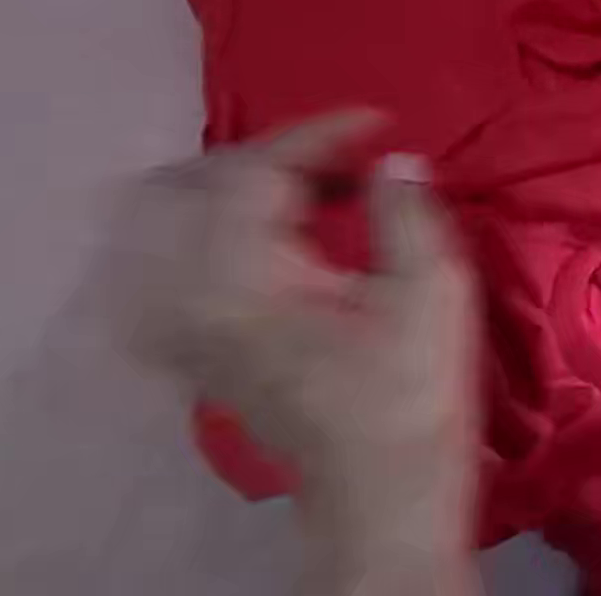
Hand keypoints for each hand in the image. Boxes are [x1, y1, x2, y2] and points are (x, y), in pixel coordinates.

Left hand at [121, 112, 478, 595]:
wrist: (384, 479)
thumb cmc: (415, 382)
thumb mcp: (434, 286)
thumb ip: (409, 211)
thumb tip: (398, 161)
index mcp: (239, 285)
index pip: (251, 174)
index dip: (319, 134)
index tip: (382, 121)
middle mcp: (180, 302)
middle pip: (179, 188)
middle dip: (266, 153)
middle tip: (343, 153)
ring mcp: (174, 327)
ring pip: (167, 220)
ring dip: (243, 184)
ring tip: (322, 184)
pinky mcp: (190, 342)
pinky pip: (177, 253)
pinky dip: (230, 219)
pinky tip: (291, 226)